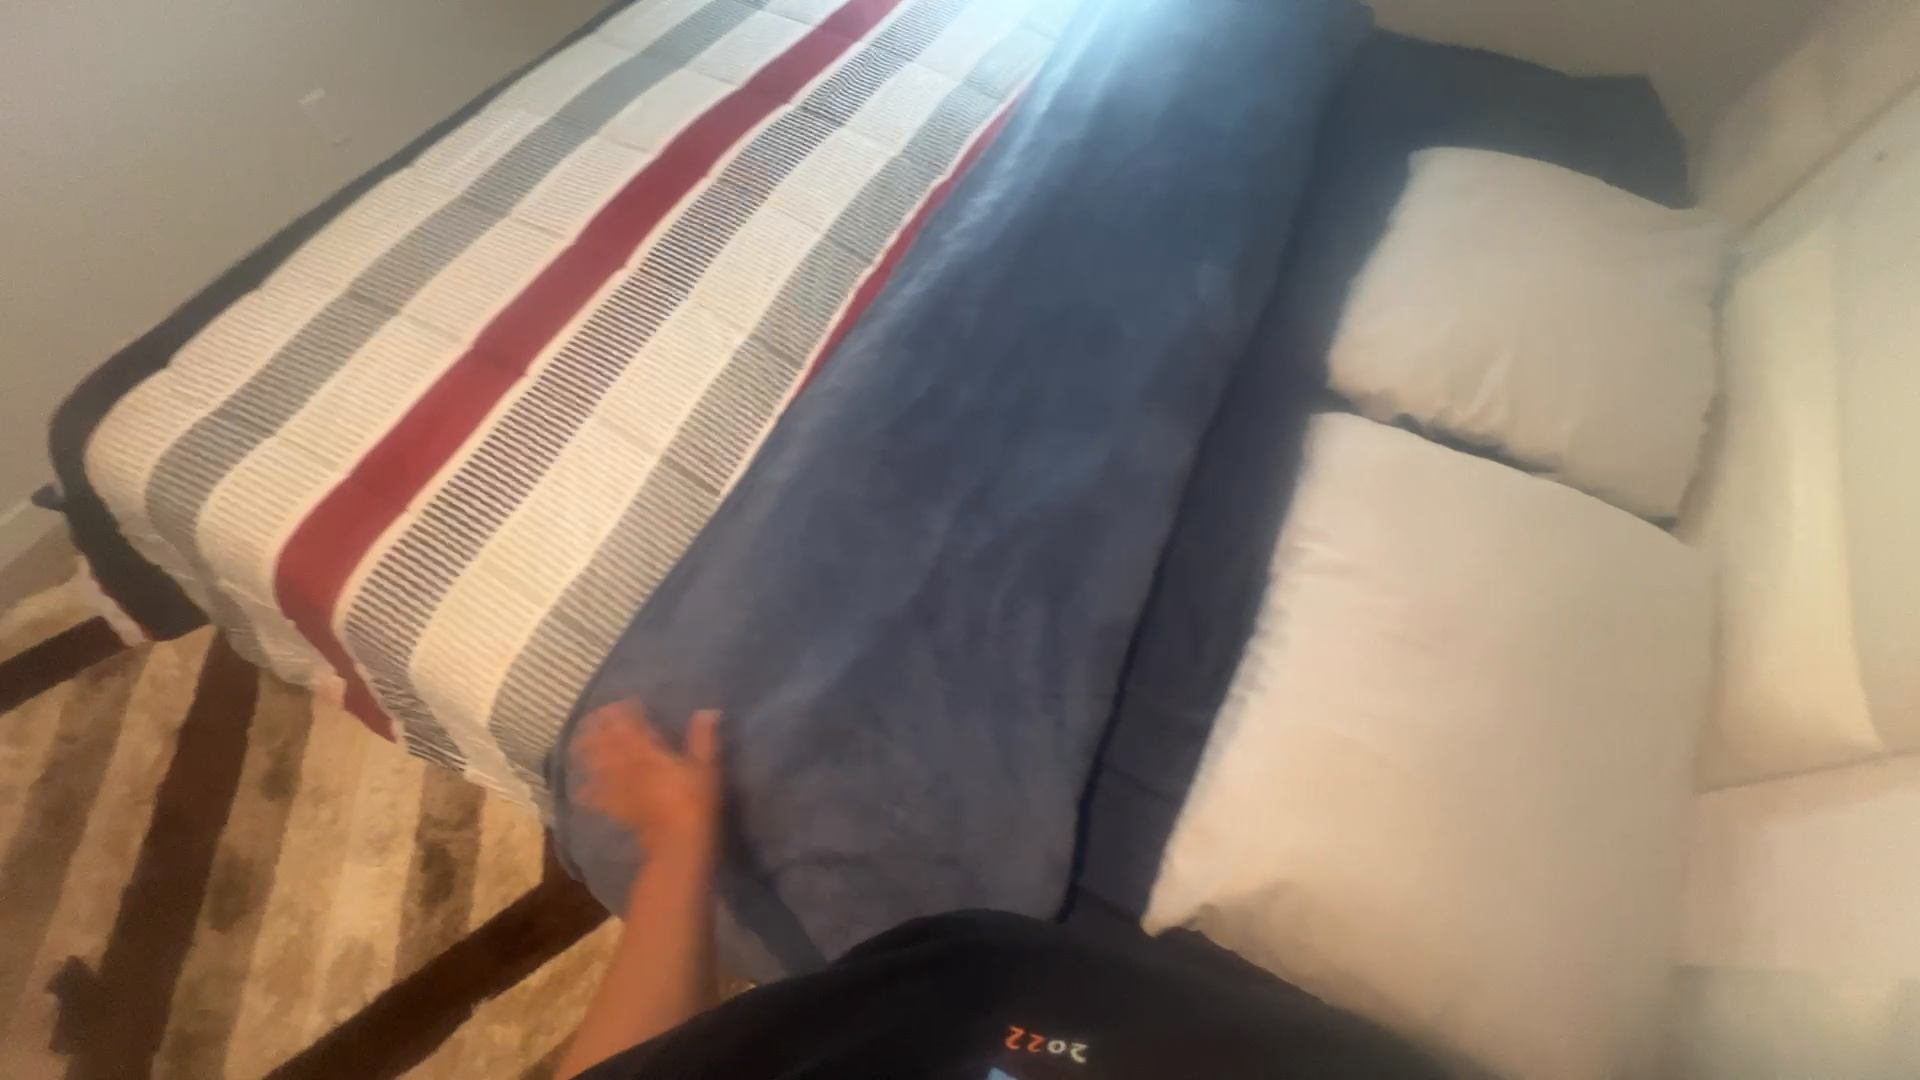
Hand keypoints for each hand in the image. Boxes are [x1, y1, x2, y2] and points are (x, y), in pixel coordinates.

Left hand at [575, 701, 721, 857]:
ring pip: (601, 768)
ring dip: (589, 756)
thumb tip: (707, 711)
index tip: (621, 702)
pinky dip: (591, 793)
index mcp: (653, 754)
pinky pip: (602, 799)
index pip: (635, 728)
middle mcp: (632, 769)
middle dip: (600, 731)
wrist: (678, 844)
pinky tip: (582, 791)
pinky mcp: (621, 811)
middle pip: (611, 746)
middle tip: (591, 719)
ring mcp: (624, 791)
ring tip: (579, 746)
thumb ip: (704, 738)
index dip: (626, 715)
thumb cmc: (696, 801)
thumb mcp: (708, 766)